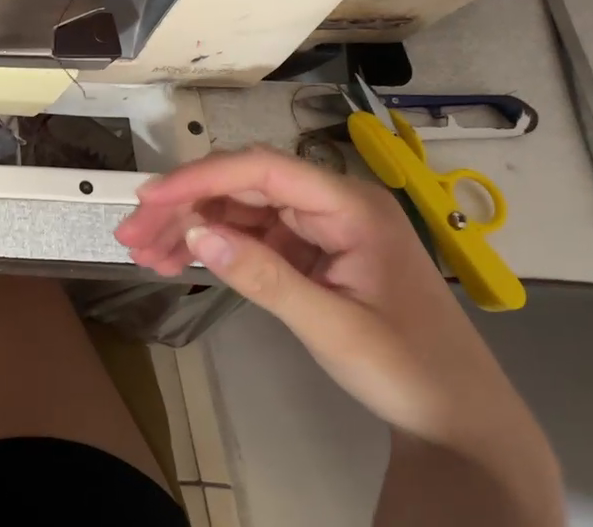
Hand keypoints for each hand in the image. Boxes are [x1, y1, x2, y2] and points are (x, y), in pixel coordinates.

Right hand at [114, 148, 529, 447]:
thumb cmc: (412, 370)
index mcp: (350, 207)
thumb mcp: (334, 327)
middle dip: (182, 205)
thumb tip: (193, 235)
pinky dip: (210, 248)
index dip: (199, 178)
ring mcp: (318, 228)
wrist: (461, 422)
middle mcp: (331, 205)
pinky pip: (247, 236)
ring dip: (188, 228)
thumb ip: (263, 277)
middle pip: (240, 186)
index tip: (149, 198)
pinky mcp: (308, 252)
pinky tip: (174, 262)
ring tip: (142, 252)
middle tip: (131, 233)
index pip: (260, 170)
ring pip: (236, 210)